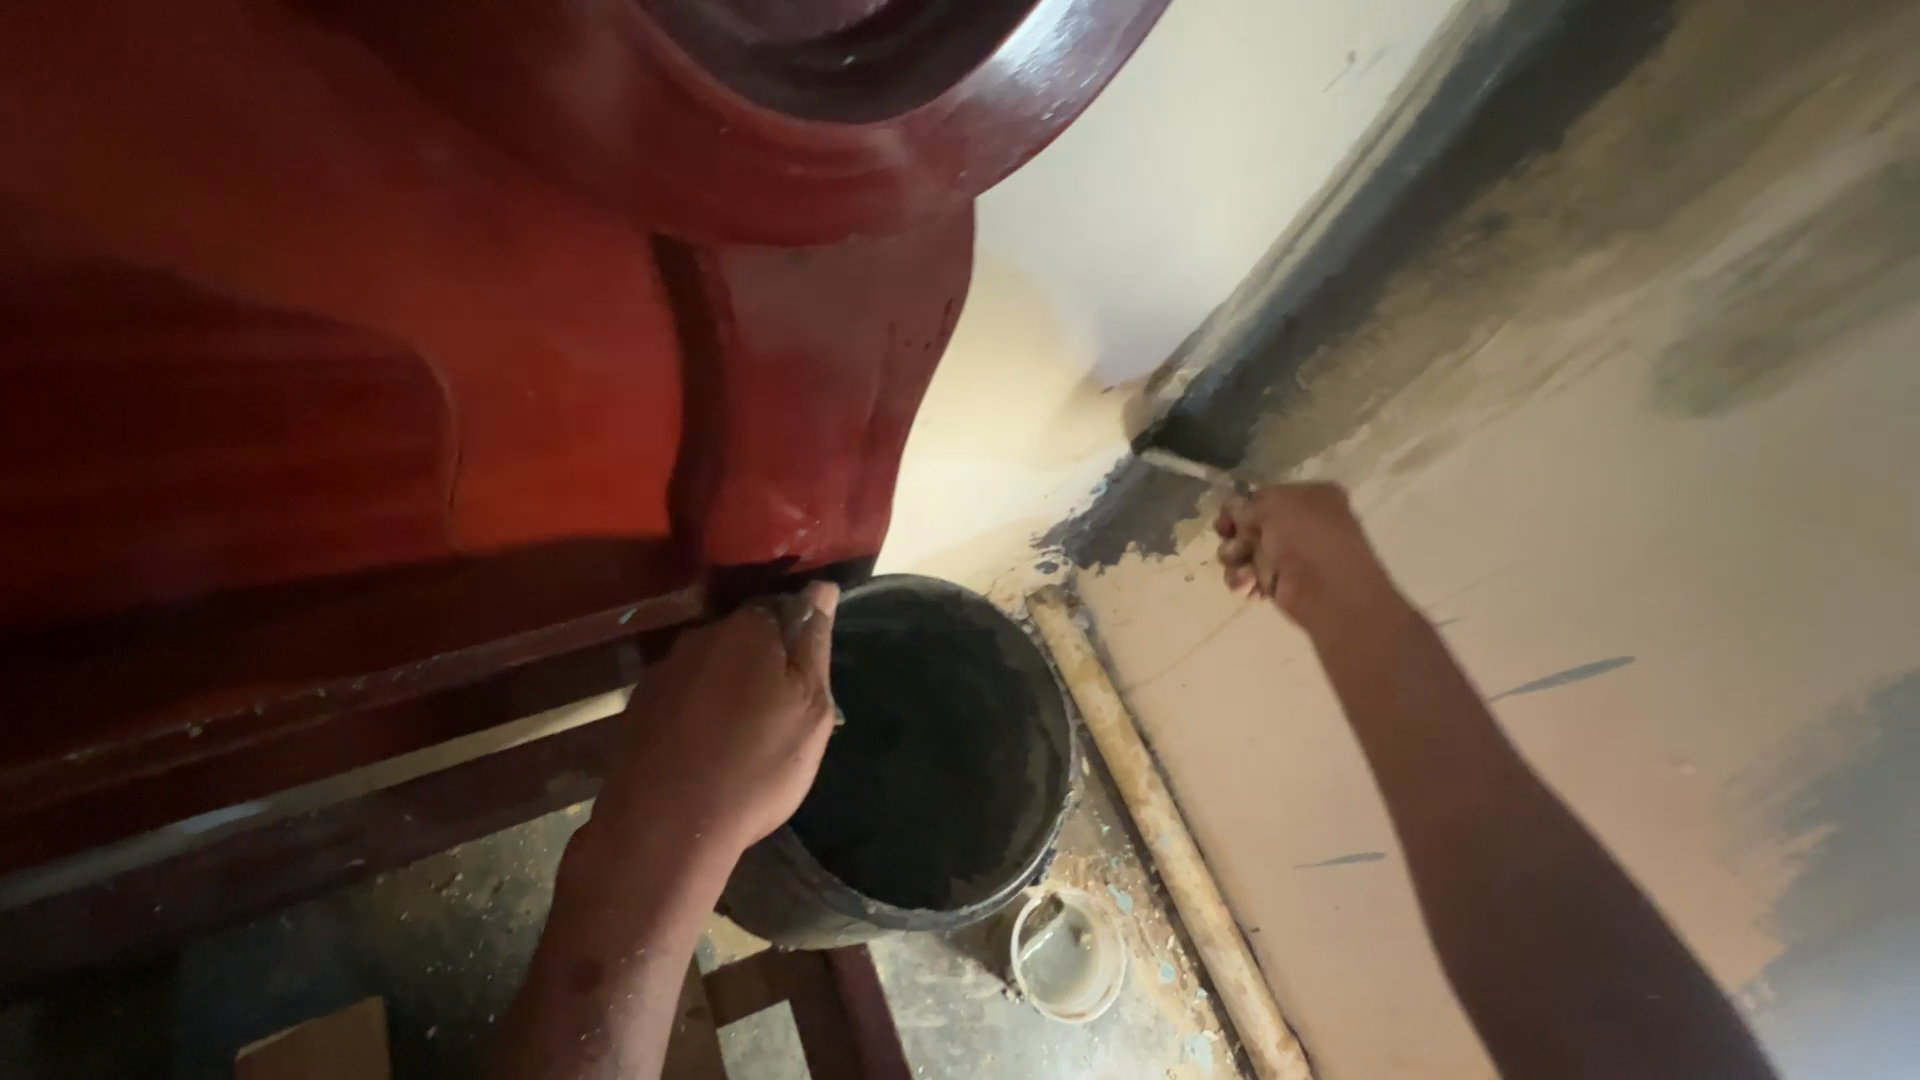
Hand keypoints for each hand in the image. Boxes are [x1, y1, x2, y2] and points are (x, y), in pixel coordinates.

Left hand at [596, 581, 840, 851]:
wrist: (664, 829)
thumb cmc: (756, 766)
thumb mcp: (810, 709)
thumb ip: (814, 643)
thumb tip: (822, 588)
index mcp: (747, 628)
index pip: (782, 608)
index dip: (798, 638)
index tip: (807, 676)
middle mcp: (699, 637)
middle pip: (742, 638)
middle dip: (761, 663)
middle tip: (780, 711)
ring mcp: (662, 672)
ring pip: (709, 668)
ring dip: (727, 689)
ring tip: (741, 736)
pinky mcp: (636, 708)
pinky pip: (681, 697)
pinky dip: (696, 713)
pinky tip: (705, 750)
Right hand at [1216, 482, 1402, 628]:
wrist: (1329, 593)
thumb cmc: (1307, 540)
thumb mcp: (1276, 506)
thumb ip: (1248, 504)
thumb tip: (1233, 511)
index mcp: (1309, 497)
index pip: (1261, 496)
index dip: (1238, 507)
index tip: (1225, 520)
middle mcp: (1300, 523)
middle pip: (1247, 524)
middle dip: (1234, 535)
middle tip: (1232, 542)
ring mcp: (1289, 554)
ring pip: (1242, 550)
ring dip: (1235, 559)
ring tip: (1247, 570)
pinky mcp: (1278, 581)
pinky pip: (1247, 575)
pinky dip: (1243, 580)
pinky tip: (1250, 585)